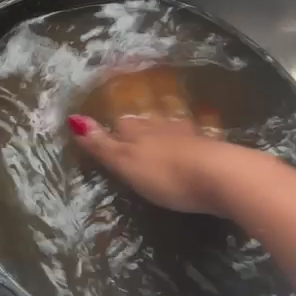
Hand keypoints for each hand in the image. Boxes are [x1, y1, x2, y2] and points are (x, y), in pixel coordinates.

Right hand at [67, 113, 269, 216]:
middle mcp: (162, 127)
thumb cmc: (166, 174)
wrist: (224, 177)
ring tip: (171, 122)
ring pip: (176, 126)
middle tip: (141, 121)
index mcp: (138, 131)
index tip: (112, 127)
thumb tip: (72, 118)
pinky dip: (201, 136)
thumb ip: (101, 143)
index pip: (122, 124)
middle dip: (144, 122)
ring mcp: (192, 136)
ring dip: (172, 124)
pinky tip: (205, 136)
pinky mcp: (217, 149)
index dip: (115, 127)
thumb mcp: (125, 163)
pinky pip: (204, 137)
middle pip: (149, 121)